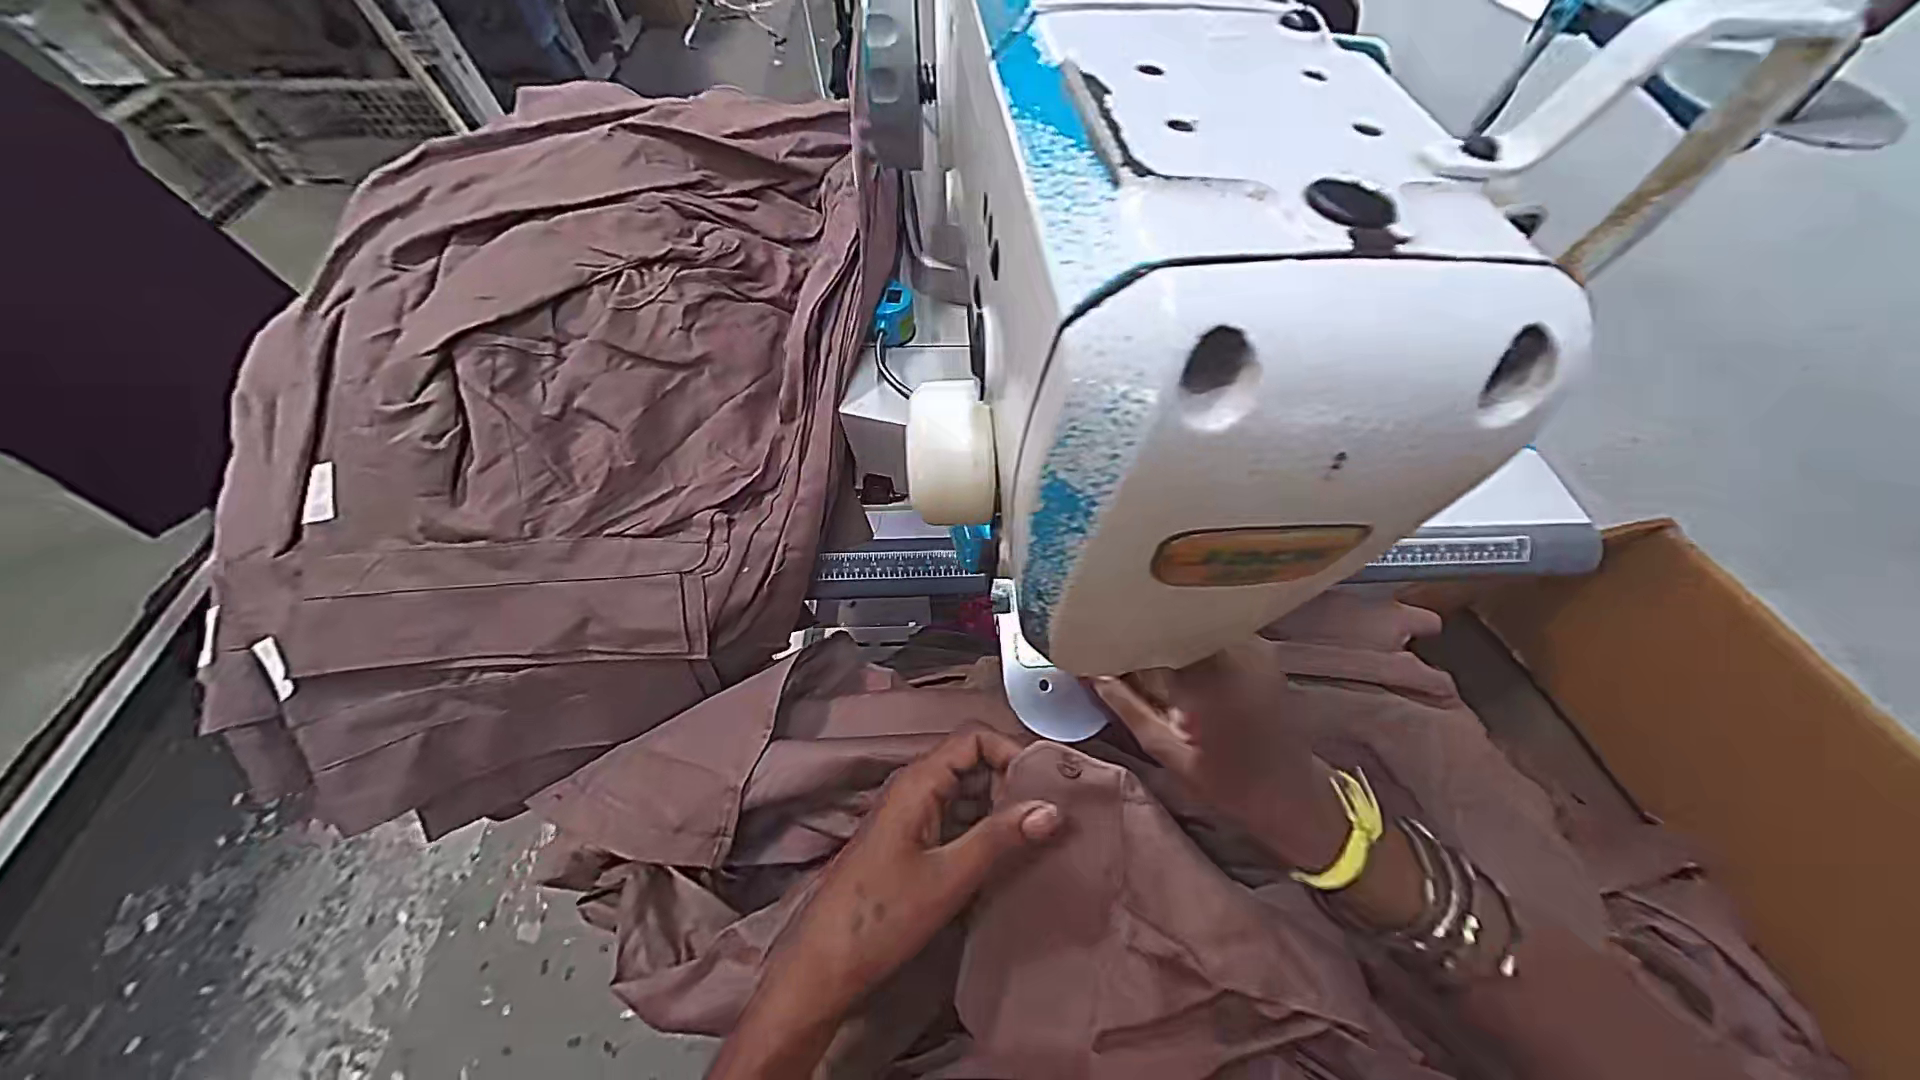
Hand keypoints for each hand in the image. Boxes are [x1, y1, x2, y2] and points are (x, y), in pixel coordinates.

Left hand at [710, 727, 1062, 1079]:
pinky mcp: (911, 839)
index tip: (1044, 783)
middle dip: (1010, 780)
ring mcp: (911, 813)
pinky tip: (1005, 853)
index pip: (974, 738)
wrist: (823, 965)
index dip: (1011, 751)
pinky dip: (982, 826)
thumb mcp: (949, 876)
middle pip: (972, 761)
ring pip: (965, 790)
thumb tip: (1052, 809)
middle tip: (1045, 813)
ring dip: (999, 806)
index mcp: (918, 781)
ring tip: (1035, 833)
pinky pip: (955, 816)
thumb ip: (1001, 837)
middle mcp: (914, 787)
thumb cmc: (880, 917)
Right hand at [1093, 643, 1348, 871]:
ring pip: (1193, 619)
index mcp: (1211, 674)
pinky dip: (1186, 634)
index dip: (1122, 628)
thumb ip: (1126, 705)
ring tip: (1133, 638)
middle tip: (1107, 632)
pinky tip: (1166, 648)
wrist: (1295, 795)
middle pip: (1174, 618)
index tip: (1094, 631)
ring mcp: (1254, 644)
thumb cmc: (1230, 783)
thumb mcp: (1166, 750)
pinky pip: (1212, 627)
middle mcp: (1236, 648)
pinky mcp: (1260, 647)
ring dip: (1163, 628)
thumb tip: (1091, 671)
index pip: (1154, 629)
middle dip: (1140, 625)